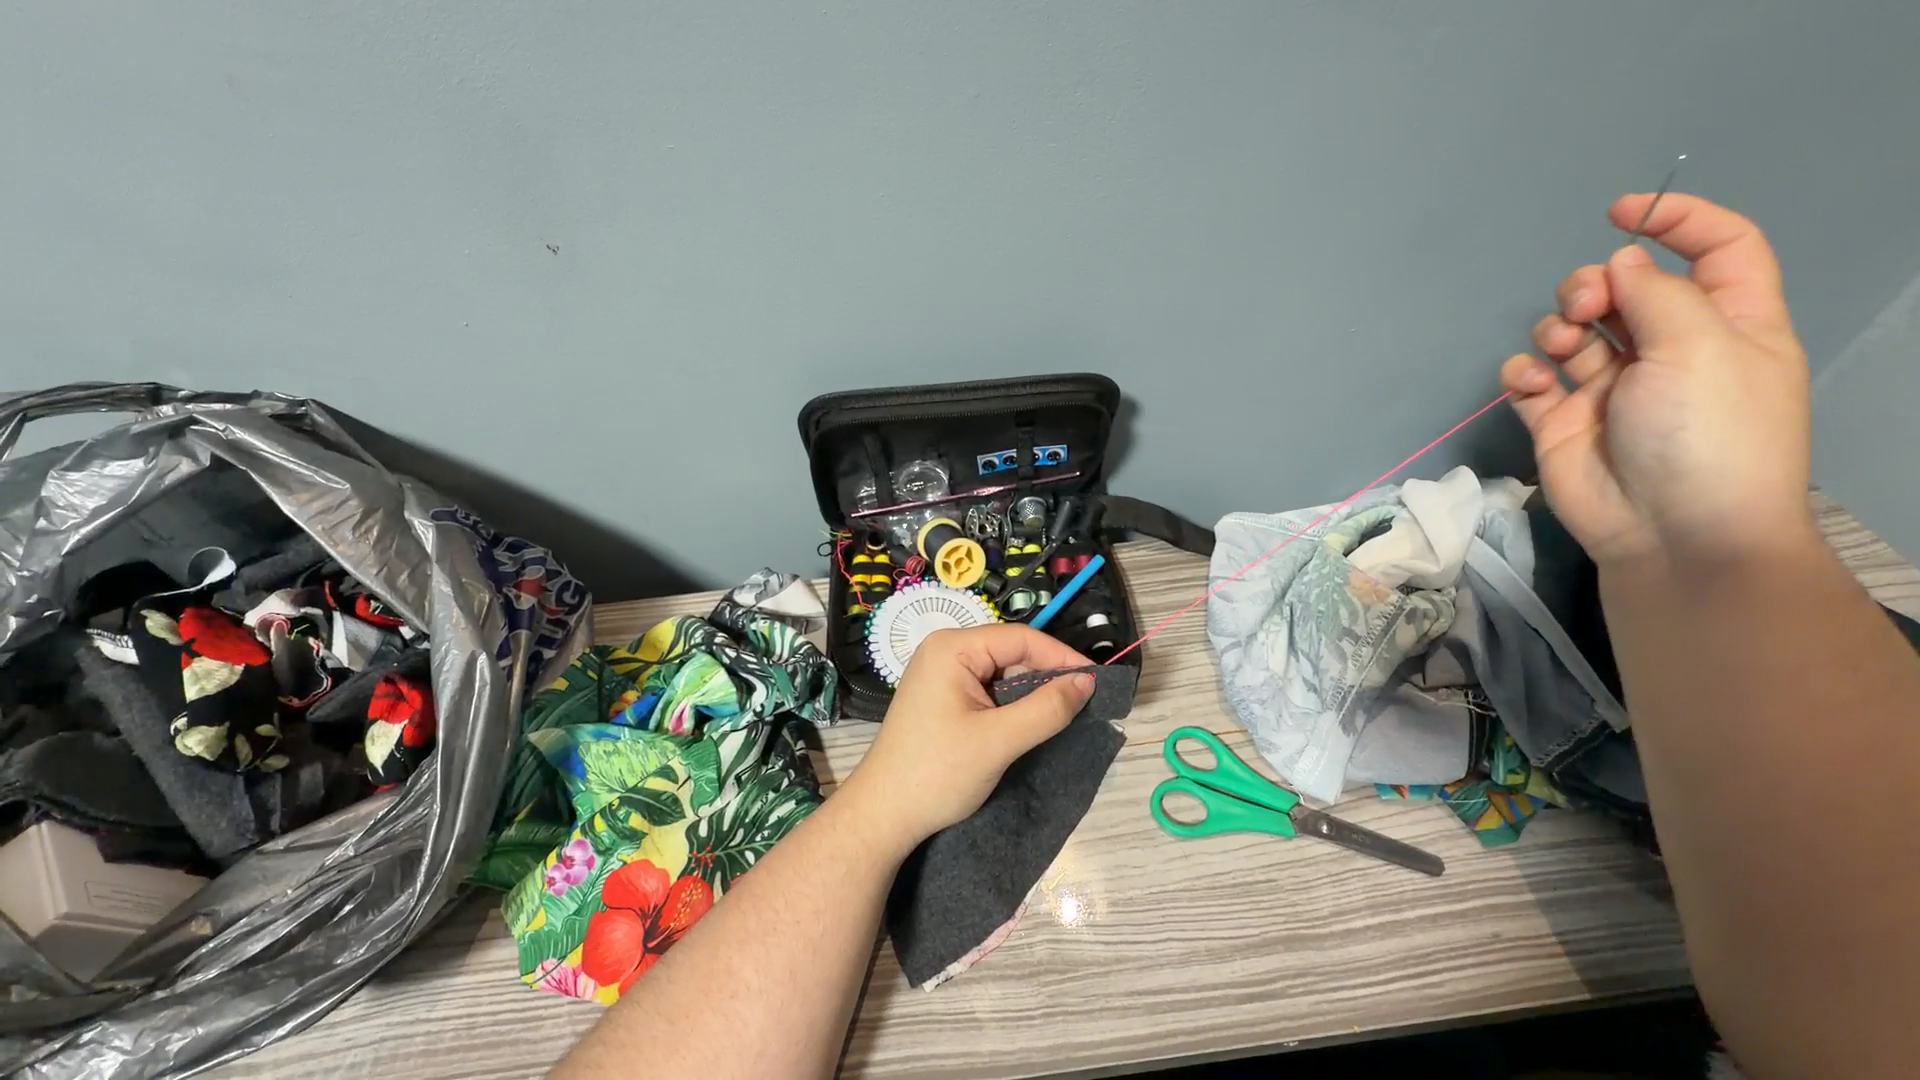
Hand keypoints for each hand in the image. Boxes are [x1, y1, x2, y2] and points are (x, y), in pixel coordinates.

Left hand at [842, 624, 1094, 850]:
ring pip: (1003, 674)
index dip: (1062, 657)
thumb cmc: (937, 773)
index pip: (1021, 638)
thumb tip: (1087, 682)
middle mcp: (945, 652)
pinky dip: (1014, 706)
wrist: (883, 816)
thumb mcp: (998, 741)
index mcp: (952, 648)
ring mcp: (942, 676)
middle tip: (1085, 703)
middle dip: (1048, 676)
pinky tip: (1033, 724)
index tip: (1097, 683)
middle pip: (1012, 653)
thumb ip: (1046, 708)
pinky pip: (989, 691)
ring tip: (1065, 715)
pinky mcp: (944, 700)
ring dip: (1032, 693)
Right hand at [1501, 194, 1816, 568]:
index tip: (1624, 212)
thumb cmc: (1709, 433)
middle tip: (1586, 309)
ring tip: (1560, 351)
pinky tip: (1533, 386)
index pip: (1718, 250)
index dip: (1678, 222)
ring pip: (1571, 332)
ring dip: (1557, 329)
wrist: (1670, 530)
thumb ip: (1658, 295)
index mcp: (1727, 324)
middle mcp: (1667, 350)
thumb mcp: (1702, 348)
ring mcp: (1609, 387)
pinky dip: (1524, 374)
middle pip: (1625, 289)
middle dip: (1593, 287)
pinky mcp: (1560, 420)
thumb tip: (1620, 264)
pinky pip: (1531, 380)